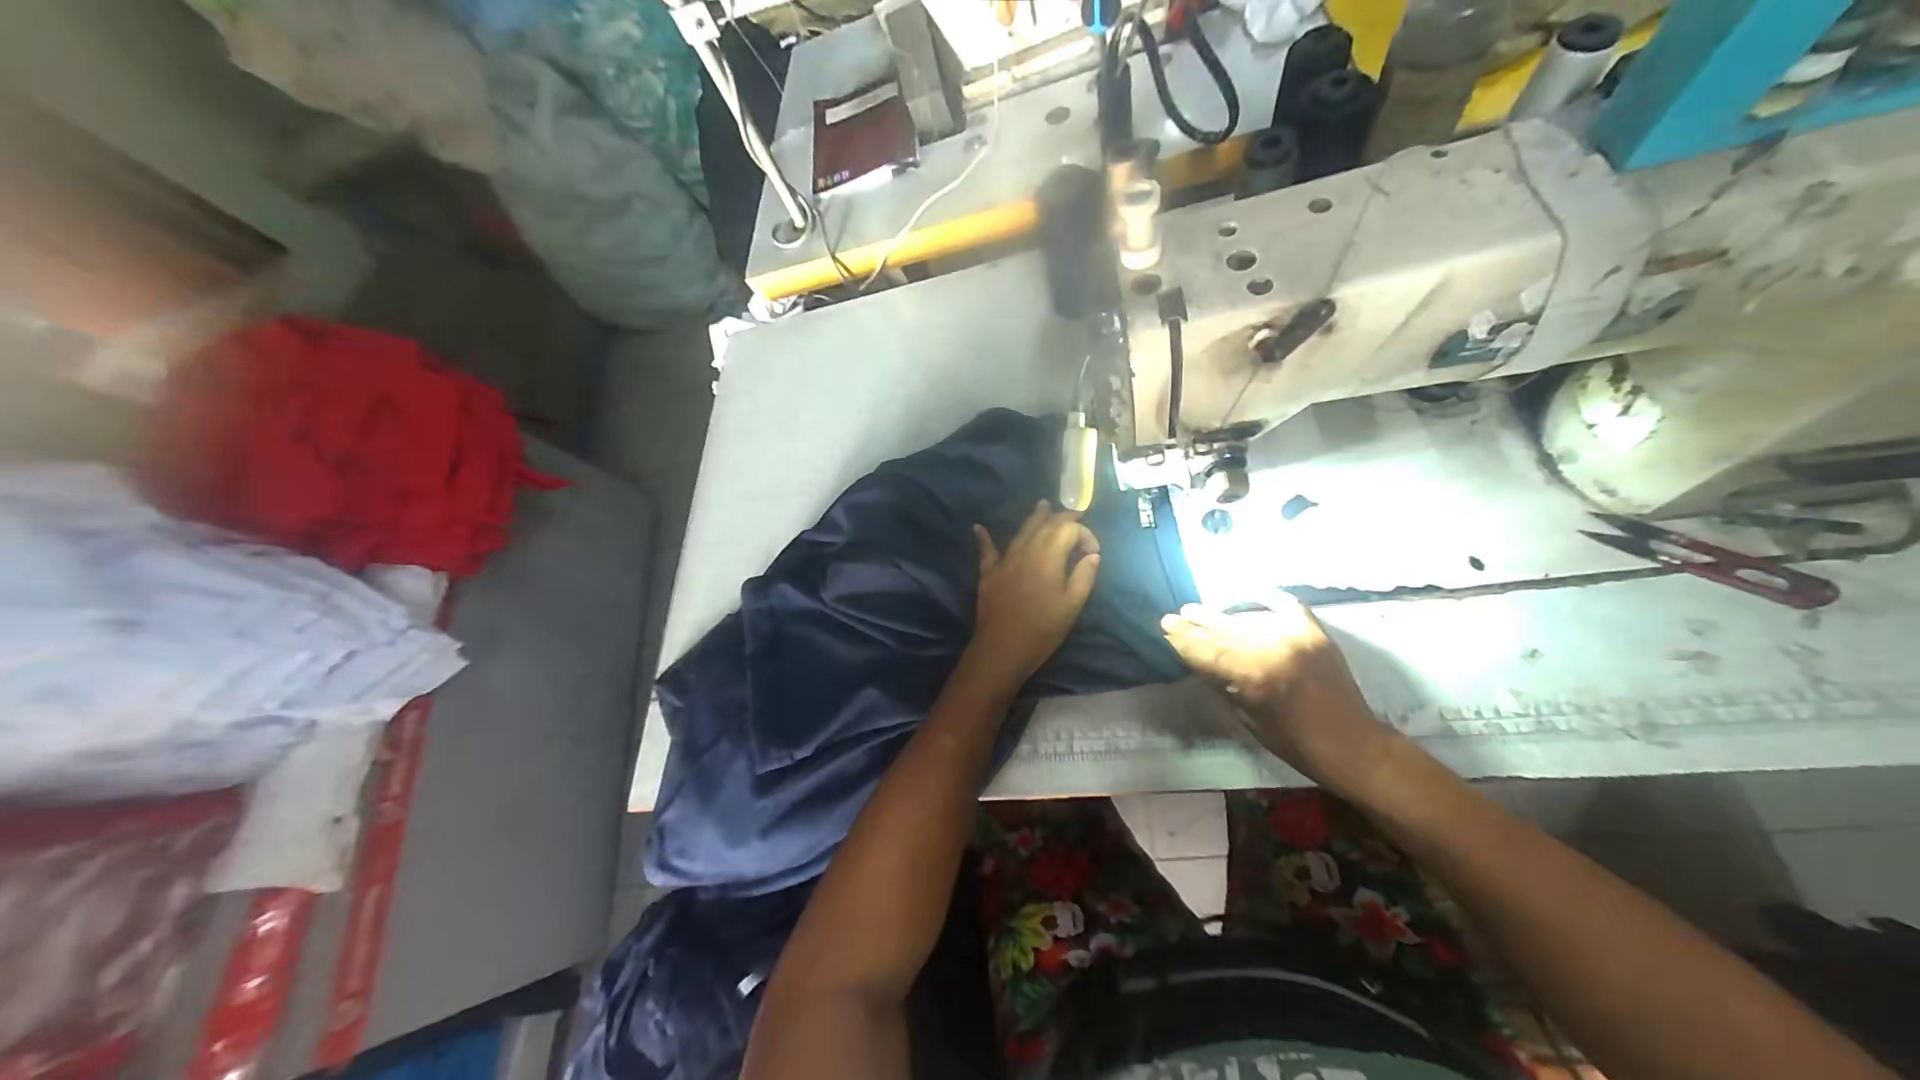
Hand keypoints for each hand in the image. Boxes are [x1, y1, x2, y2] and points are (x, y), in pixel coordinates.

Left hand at [965, 501, 1100, 690]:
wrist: (1002, 648)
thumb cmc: (1043, 629)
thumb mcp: (1072, 605)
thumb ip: (1084, 575)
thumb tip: (1092, 554)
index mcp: (1048, 555)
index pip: (1069, 529)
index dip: (1085, 535)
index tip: (1093, 554)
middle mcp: (1025, 550)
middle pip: (1044, 524)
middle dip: (1062, 518)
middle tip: (1075, 516)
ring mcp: (1004, 560)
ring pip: (1021, 531)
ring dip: (1034, 518)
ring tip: (1042, 504)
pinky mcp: (989, 573)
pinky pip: (987, 550)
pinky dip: (984, 538)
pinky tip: (978, 528)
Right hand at [1160, 598, 1395, 793]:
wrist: (1351, 744)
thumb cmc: (1293, 742)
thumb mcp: (1246, 717)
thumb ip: (1222, 683)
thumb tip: (1197, 661)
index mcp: (1255, 675)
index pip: (1208, 650)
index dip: (1184, 640)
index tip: (1165, 628)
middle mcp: (1273, 647)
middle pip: (1224, 630)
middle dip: (1196, 624)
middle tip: (1175, 616)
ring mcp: (1296, 636)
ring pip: (1247, 619)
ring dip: (1221, 615)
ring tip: (1200, 609)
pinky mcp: (1314, 631)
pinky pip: (1283, 606)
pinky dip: (1264, 600)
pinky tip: (1248, 596)